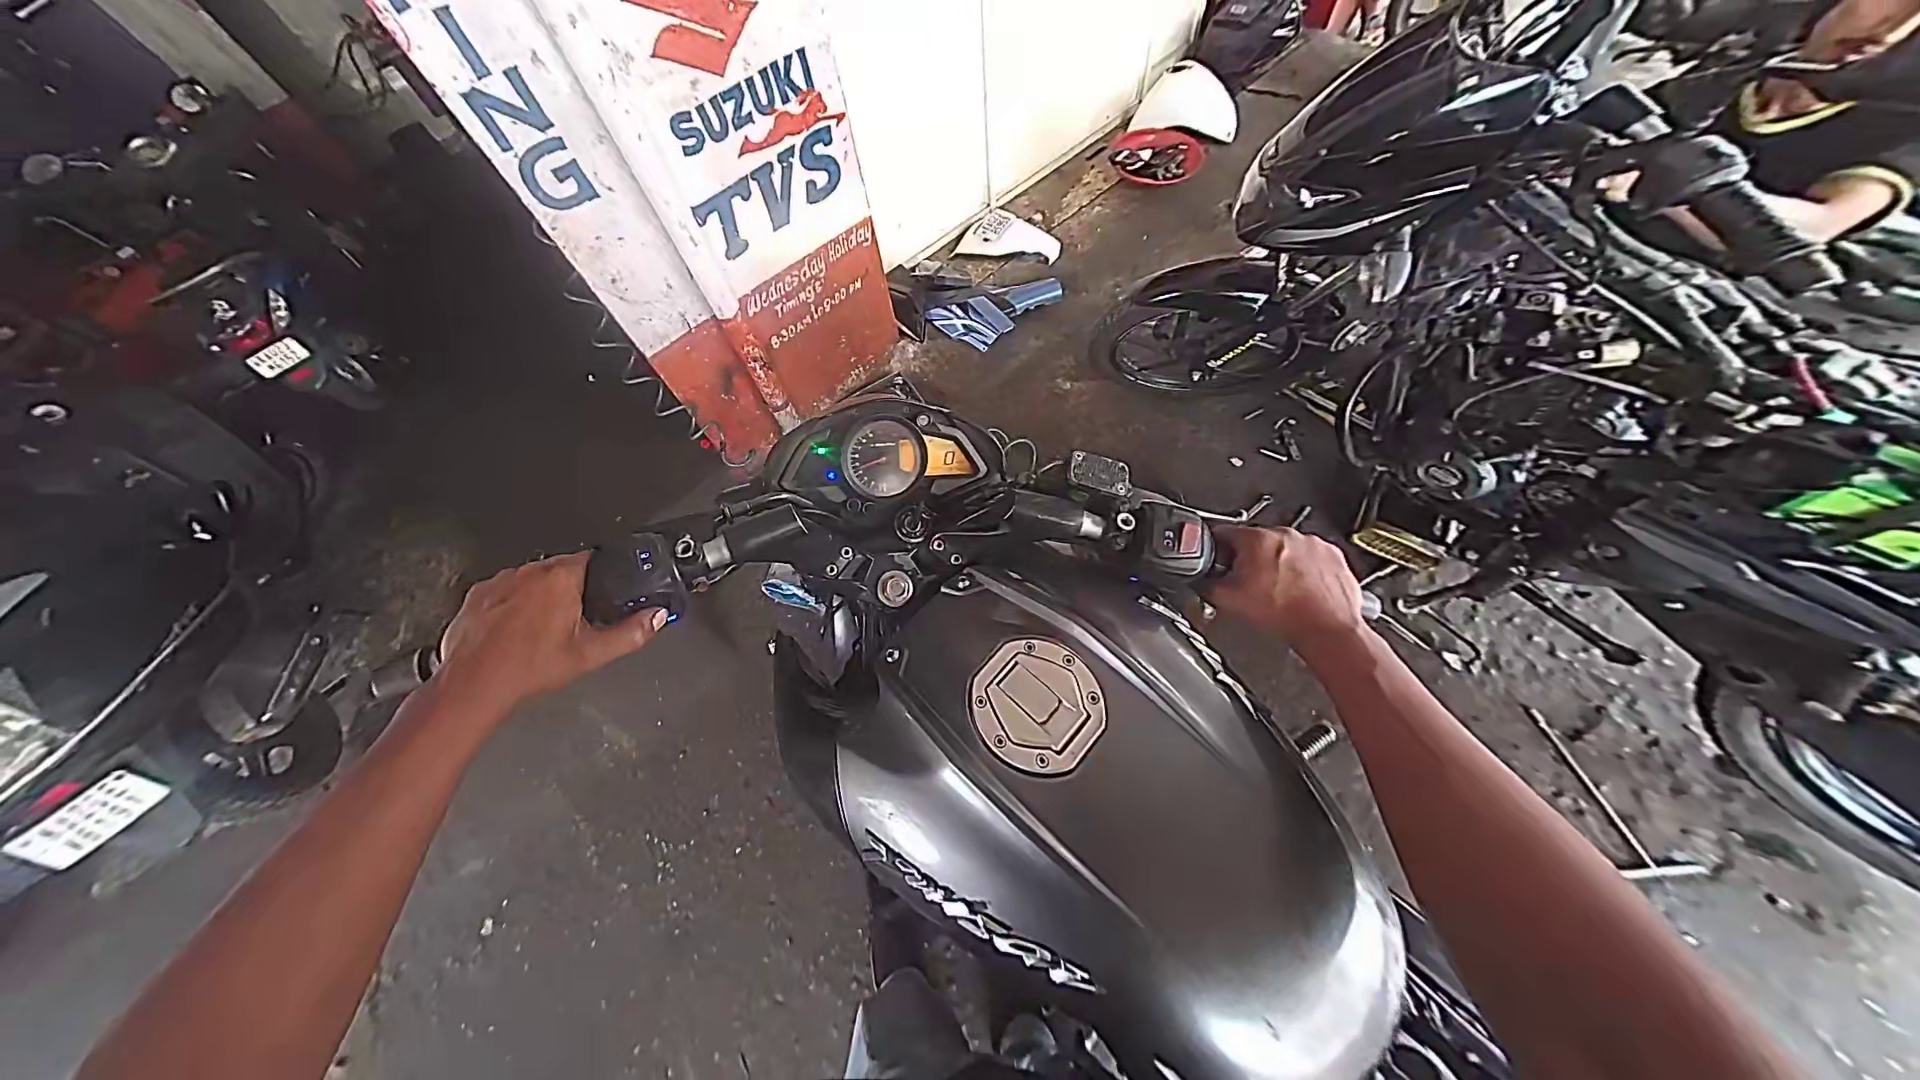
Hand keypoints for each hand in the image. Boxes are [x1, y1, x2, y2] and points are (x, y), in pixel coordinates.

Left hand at [436, 552, 666, 713]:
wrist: (474, 686)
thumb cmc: (526, 668)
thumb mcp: (592, 653)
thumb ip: (632, 633)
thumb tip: (656, 618)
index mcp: (560, 578)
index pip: (592, 557)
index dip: (602, 575)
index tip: (603, 590)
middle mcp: (528, 573)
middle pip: (562, 569)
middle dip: (572, 588)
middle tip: (575, 619)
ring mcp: (499, 582)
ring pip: (533, 579)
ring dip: (542, 596)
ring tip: (543, 630)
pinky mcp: (477, 596)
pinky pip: (506, 591)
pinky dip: (514, 606)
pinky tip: (518, 632)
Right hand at [1209, 526, 1365, 645]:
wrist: (1327, 629)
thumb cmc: (1285, 614)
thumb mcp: (1229, 600)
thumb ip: (1207, 583)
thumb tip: (1201, 578)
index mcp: (1257, 539)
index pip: (1224, 533)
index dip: (1216, 549)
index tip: (1219, 561)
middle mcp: (1286, 535)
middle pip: (1255, 541)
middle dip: (1249, 559)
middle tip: (1250, 584)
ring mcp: (1312, 544)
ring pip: (1283, 548)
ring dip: (1277, 563)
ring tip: (1277, 590)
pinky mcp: (1331, 555)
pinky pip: (1309, 557)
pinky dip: (1302, 569)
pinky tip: (1297, 589)